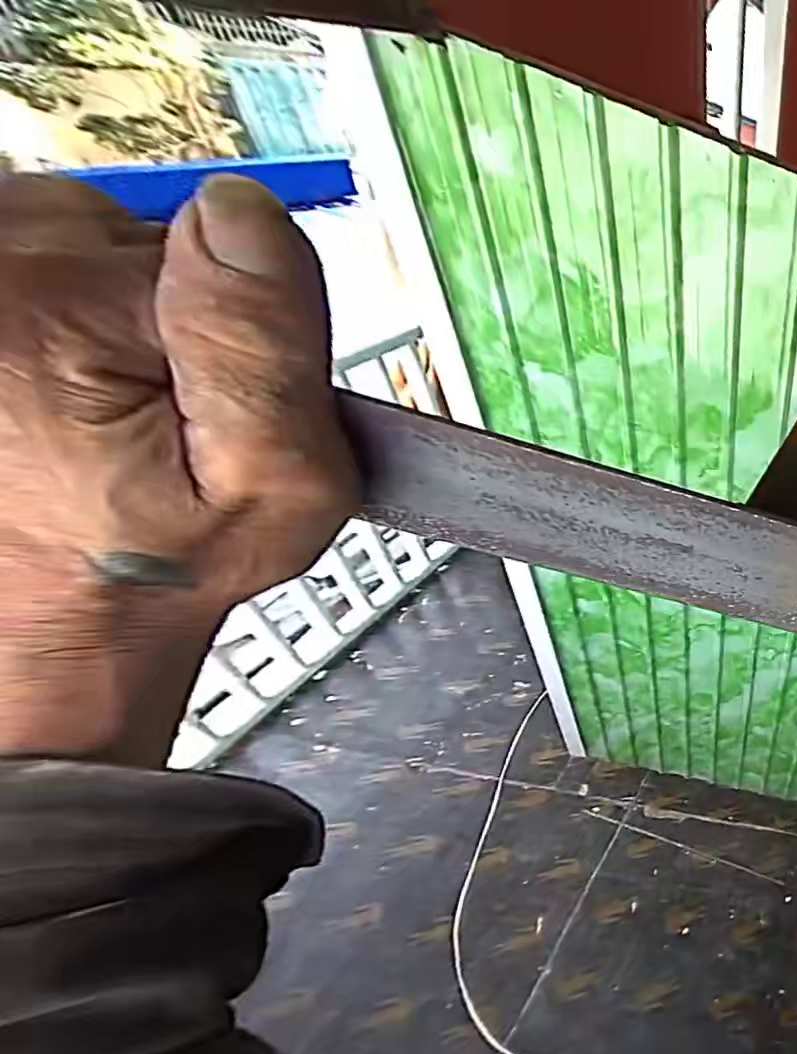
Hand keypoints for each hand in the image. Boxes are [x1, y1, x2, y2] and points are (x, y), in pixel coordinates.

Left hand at [0, 173, 354, 765]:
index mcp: (51, 317)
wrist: (40, 611)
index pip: (204, 250)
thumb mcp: (280, 477)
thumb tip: (246, 211)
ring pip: (57, 224)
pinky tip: (54, 360)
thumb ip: (266, 349)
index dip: (253, 321)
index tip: (240, 397)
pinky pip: (4, 241)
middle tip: (179, 401)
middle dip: (174, 302)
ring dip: (108, 293)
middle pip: (120, 227)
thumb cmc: (174, 554)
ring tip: (113, 386)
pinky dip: (48, 290)